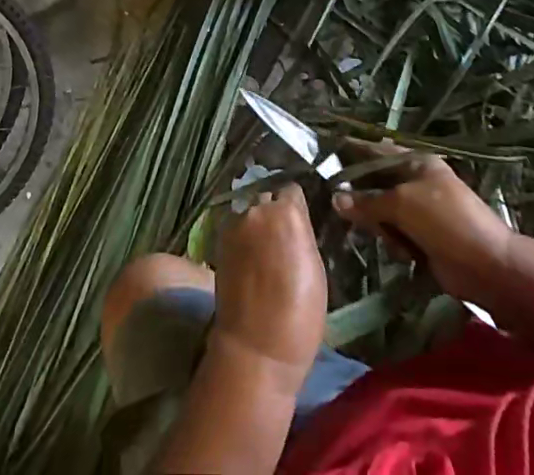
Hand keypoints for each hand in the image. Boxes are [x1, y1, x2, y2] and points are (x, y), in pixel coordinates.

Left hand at [211, 183, 326, 391]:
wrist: (255, 343)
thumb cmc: (299, 313)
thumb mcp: (316, 268)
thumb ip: (303, 234)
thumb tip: (298, 219)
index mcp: (287, 214)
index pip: (292, 191)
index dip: (297, 204)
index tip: (302, 217)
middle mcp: (256, 209)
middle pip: (268, 197)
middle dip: (276, 210)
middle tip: (284, 234)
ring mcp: (233, 222)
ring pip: (249, 210)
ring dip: (258, 221)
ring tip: (266, 246)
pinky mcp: (218, 237)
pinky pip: (236, 225)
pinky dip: (244, 233)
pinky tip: (251, 254)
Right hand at [331, 147, 514, 307]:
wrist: (489, 268)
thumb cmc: (446, 221)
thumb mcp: (401, 204)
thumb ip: (366, 201)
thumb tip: (335, 199)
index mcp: (416, 163)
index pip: (373, 150)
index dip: (349, 151)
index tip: (321, 154)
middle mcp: (415, 182)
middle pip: (372, 182)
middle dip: (359, 196)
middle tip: (339, 206)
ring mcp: (419, 210)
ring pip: (379, 210)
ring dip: (378, 225)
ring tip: (384, 236)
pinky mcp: (420, 236)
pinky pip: (392, 233)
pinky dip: (392, 242)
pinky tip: (400, 251)